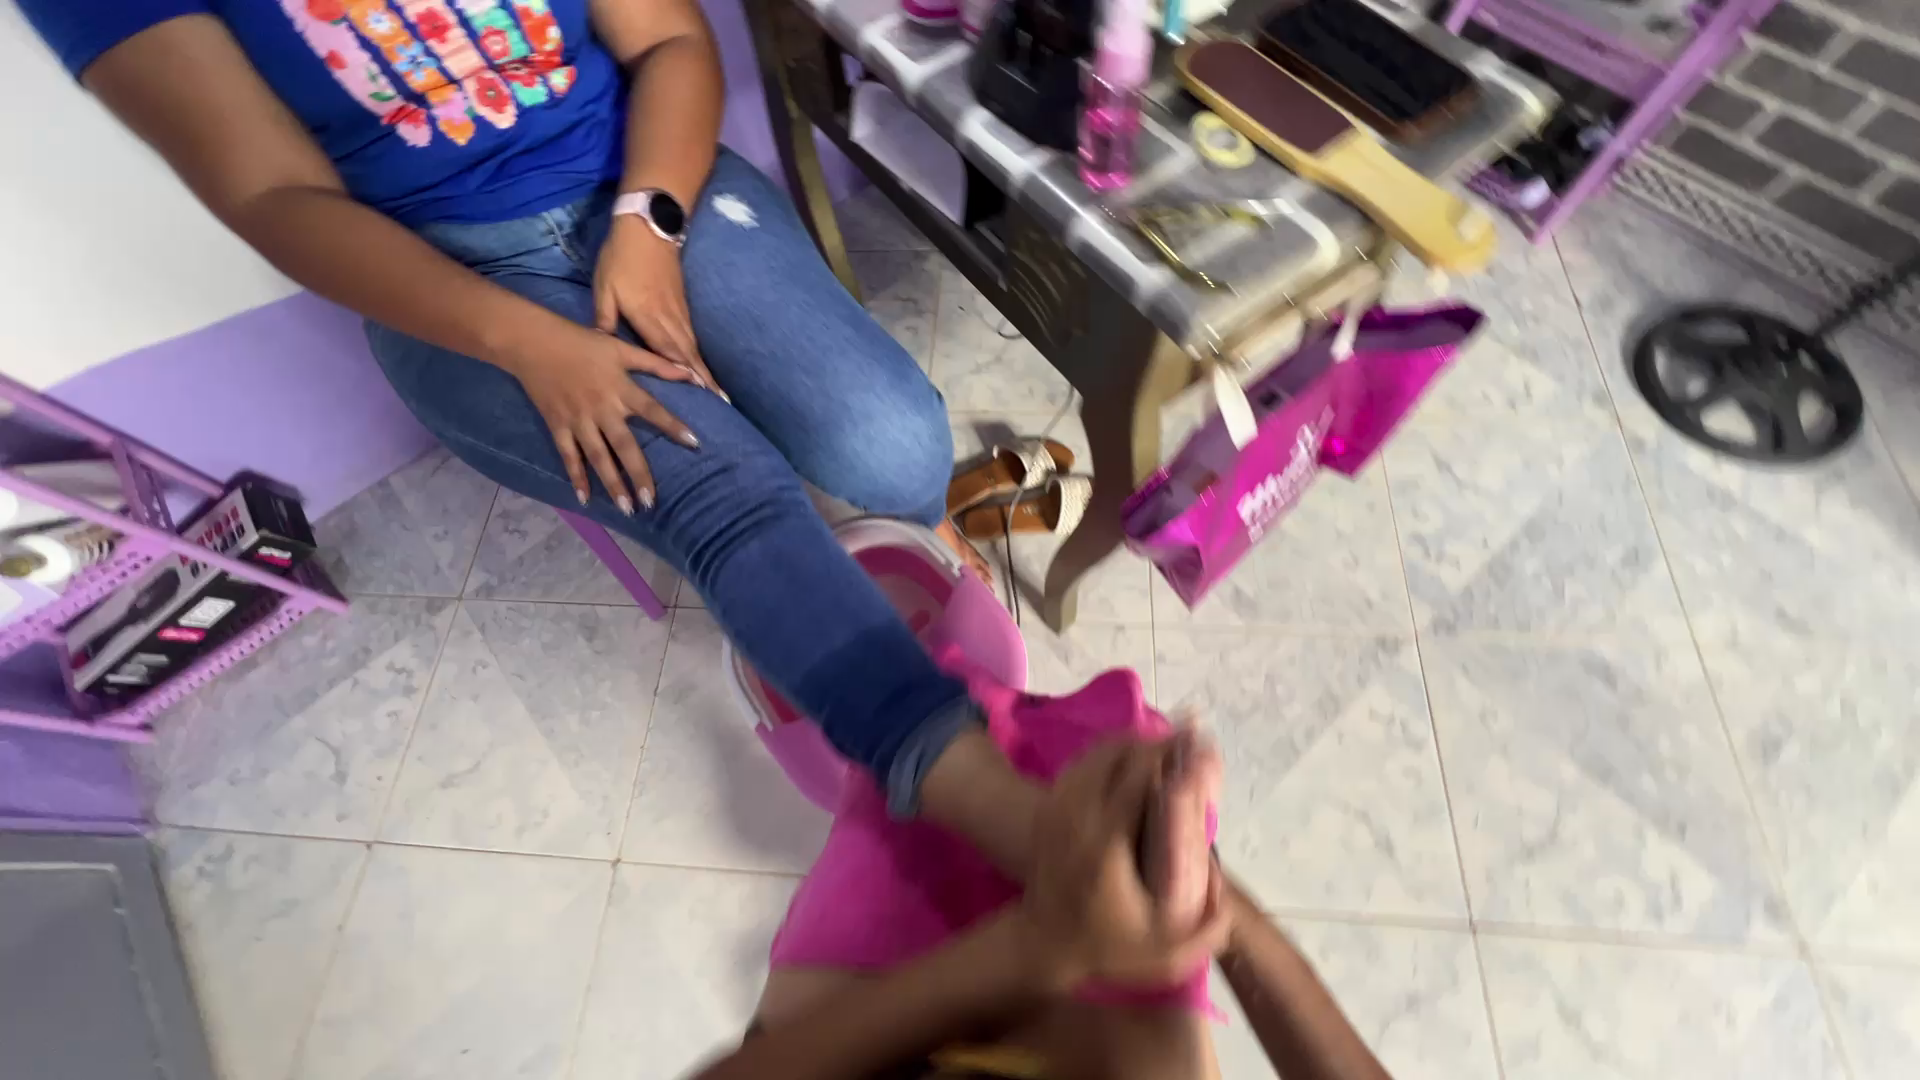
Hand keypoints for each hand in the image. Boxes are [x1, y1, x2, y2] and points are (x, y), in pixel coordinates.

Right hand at [497, 316, 702, 512]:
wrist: (530, 341)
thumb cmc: (581, 342)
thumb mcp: (621, 348)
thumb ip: (656, 363)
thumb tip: (690, 372)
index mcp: (620, 389)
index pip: (653, 410)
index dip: (673, 426)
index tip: (695, 443)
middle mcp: (601, 409)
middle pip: (624, 446)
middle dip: (638, 475)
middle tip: (651, 501)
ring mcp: (578, 420)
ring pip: (597, 457)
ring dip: (612, 484)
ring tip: (627, 509)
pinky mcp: (557, 425)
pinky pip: (568, 456)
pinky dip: (576, 477)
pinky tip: (586, 499)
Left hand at [594, 214, 724, 398]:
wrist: (647, 229)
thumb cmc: (621, 259)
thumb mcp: (604, 288)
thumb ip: (604, 320)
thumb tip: (601, 348)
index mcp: (648, 316)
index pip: (667, 350)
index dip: (683, 372)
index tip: (699, 392)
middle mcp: (669, 320)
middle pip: (688, 354)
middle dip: (704, 378)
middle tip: (720, 401)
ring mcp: (679, 314)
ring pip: (694, 348)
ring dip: (707, 370)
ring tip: (719, 392)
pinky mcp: (683, 309)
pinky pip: (693, 339)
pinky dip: (700, 356)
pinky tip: (704, 369)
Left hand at [1020, 738, 1229, 991]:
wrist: (1042, 942)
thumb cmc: (1111, 947)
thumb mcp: (1169, 950)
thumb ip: (1210, 922)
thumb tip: (1225, 873)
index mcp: (1106, 843)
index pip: (1139, 778)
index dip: (1172, 753)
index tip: (1201, 742)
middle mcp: (1078, 815)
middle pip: (1119, 754)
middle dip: (1157, 742)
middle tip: (1189, 739)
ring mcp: (1057, 806)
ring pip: (1098, 752)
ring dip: (1134, 743)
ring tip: (1167, 746)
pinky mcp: (1048, 805)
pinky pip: (1083, 761)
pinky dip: (1111, 752)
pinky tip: (1133, 758)